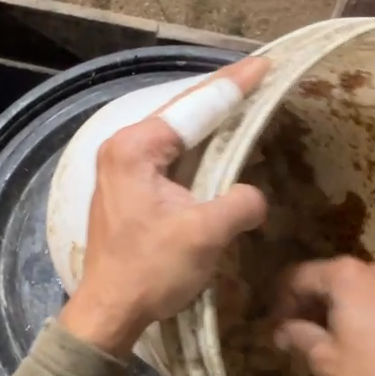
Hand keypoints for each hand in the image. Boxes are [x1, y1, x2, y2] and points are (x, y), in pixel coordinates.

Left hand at [59, 59, 270, 355]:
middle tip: (261, 77)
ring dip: (211, 125)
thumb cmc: (150, 271)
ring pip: (177, 136)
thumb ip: (240, 203)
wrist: (109, 311)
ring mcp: (121, 168)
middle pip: (182, 114)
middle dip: (222, 97)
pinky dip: (198, 151)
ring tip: (246, 103)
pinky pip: (171, 158)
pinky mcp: (129, 189)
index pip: (193, 106)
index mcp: (135, 149)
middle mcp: (122, 149)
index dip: (234, 85)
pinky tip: (221, 148)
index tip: (264, 64)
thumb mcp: (205, 235)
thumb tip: (253, 196)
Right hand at [270, 256, 374, 375]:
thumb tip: (280, 330)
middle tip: (296, 336)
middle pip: (323, 278)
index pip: (295, 276)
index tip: (274, 328)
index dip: (278, 301)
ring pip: (350, 289)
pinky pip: (374, 298)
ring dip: (331, 309)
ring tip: (326, 340)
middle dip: (304, 305)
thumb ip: (297, 336)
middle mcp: (369, 269)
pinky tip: (359, 340)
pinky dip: (358, 312)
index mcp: (343, 277)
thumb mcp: (326, 359)